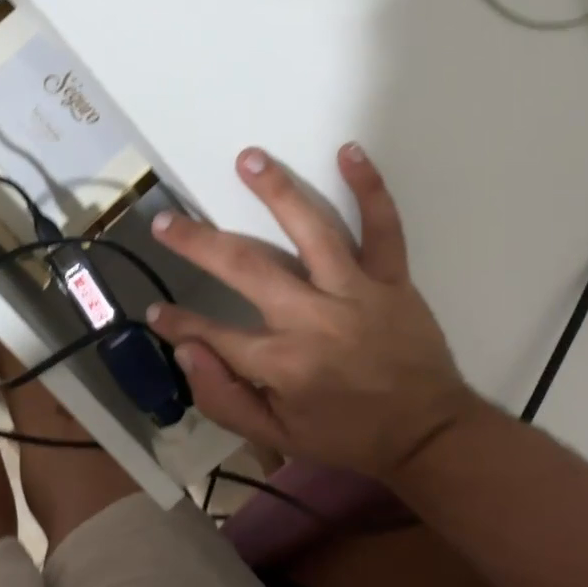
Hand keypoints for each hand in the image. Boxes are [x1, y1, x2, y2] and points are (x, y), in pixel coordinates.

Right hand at [147, 143, 481, 479]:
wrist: (431, 435)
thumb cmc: (347, 433)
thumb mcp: (278, 435)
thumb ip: (224, 398)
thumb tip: (185, 351)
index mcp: (285, 362)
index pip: (214, 334)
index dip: (179, 322)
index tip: (156, 311)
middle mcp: (315, 318)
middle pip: (247, 267)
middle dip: (199, 243)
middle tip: (165, 222)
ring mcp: (357, 292)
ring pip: (313, 231)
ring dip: (277, 191)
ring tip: (249, 158)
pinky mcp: (393, 279)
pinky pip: (384, 228)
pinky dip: (369, 188)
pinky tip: (349, 151)